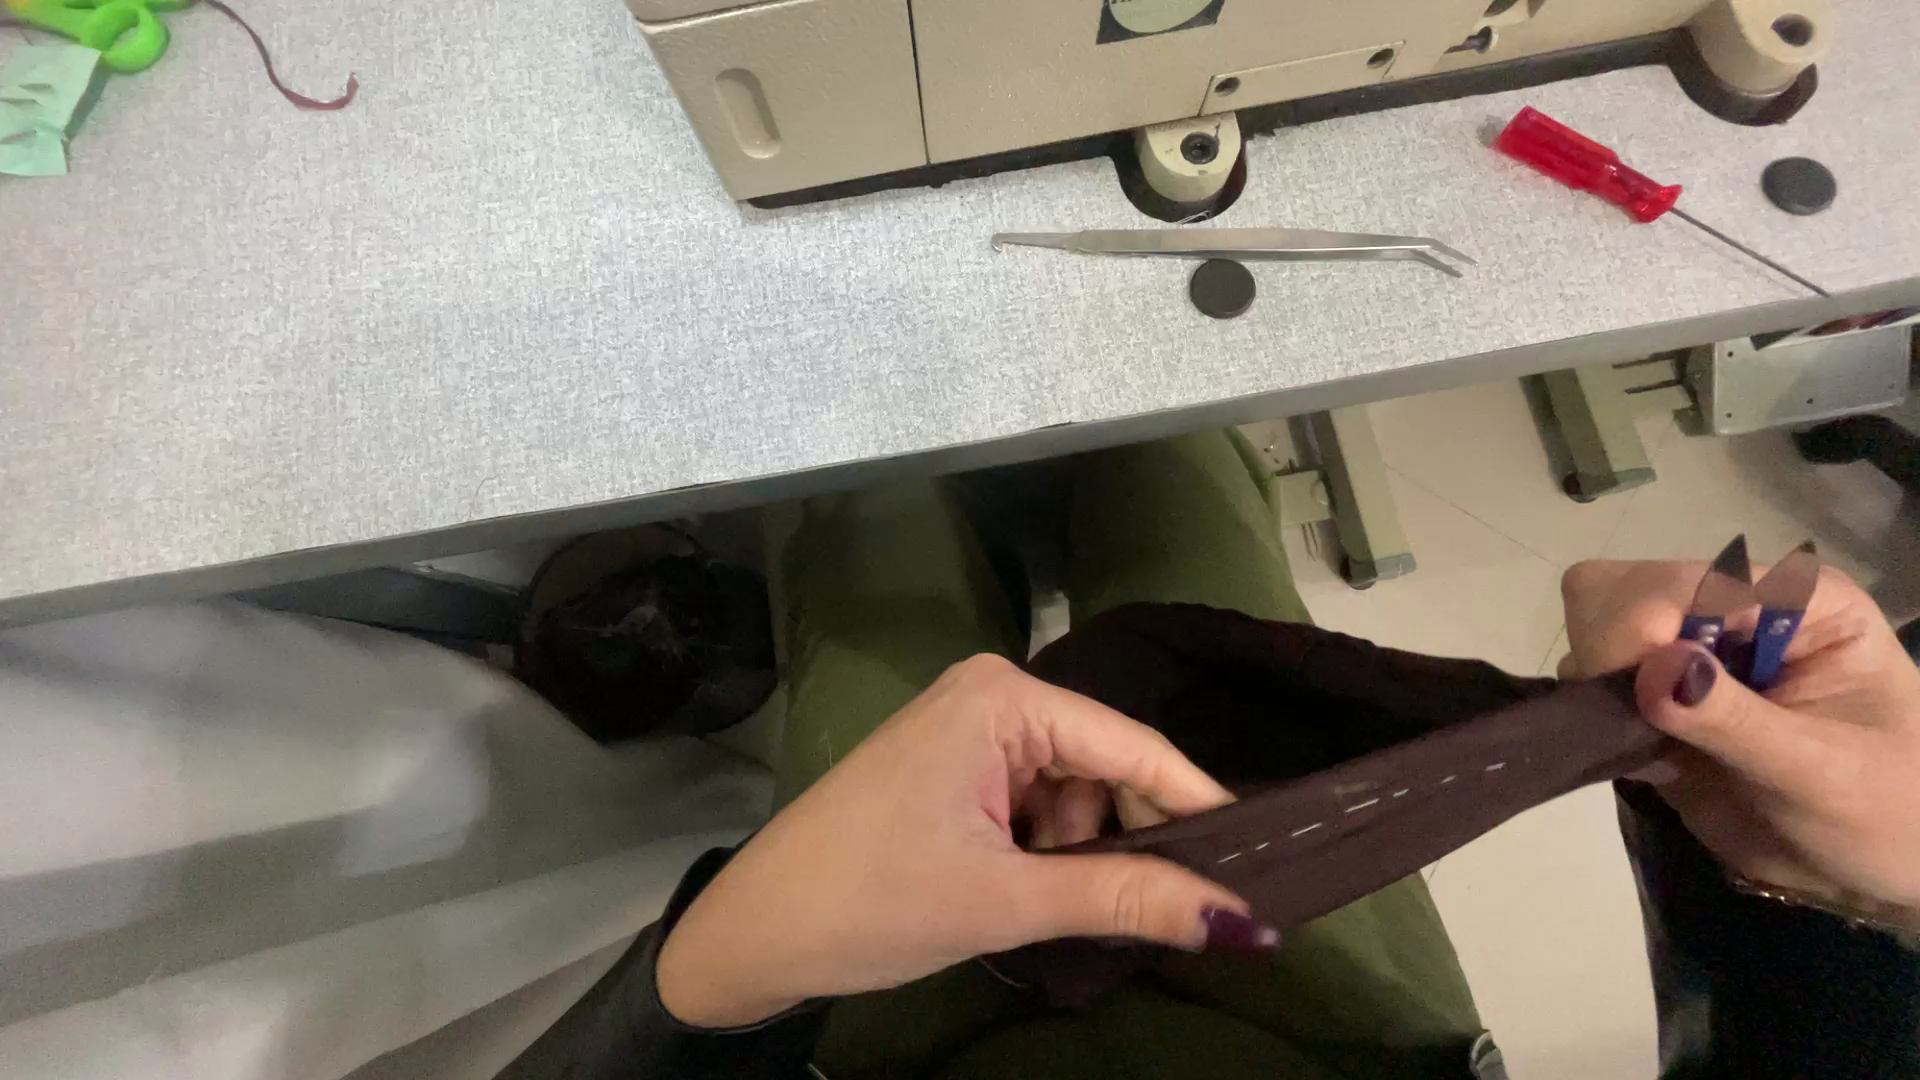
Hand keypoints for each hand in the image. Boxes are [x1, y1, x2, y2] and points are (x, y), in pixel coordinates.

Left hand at [655, 655, 1266, 1027]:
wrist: (759, 926)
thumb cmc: (872, 899)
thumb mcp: (1005, 900)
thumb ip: (1124, 898)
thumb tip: (1241, 920)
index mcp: (1002, 697)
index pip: (1129, 745)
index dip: (1196, 804)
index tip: (1260, 861)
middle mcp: (992, 691)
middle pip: (1101, 761)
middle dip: (1126, 834)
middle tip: (1162, 909)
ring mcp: (970, 722)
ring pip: (1070, 783)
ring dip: (1080, 845)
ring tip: (1049, 902)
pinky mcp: (956, 757)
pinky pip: (1033, 791)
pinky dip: (1047, 841)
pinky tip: (1026, 883)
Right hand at [1560, 559, 1919, 920]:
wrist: (1857, 873)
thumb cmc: (1881, 817)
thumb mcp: (1826, 775)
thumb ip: (1737, 720)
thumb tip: (1659, 667)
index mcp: (1794, 605)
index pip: (1684, 580)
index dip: (1641, 623)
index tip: (1639, 688)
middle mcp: (1726, 609)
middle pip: (1613, 587)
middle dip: (1607, 650)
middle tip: (1641, 716)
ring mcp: (1674, 643)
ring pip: (1584, 625)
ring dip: (1599, 685)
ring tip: (1655, 742)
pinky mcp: (1638, 682)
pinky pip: (1580, 674)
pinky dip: (1591, 711)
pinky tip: (1645, 750)